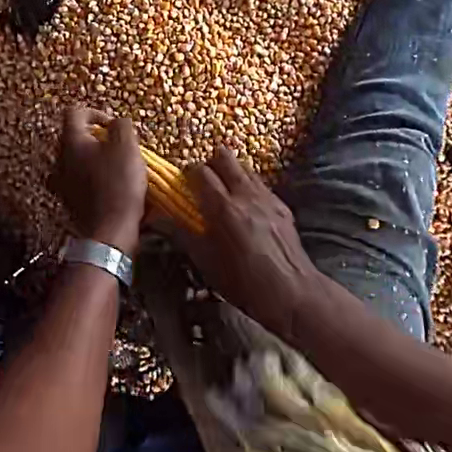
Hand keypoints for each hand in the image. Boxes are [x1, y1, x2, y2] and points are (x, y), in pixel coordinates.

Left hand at [50, 107, 145, 255]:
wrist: (110, 229)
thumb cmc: (118, 185)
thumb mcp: (127, 146)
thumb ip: (121, 125)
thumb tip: (118, 122)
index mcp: (71, 142)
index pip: (75, 113)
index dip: (96, 113)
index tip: (113, 126)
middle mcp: (60, 159)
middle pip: (75, 137)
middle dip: (97, 138)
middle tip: (117, 147)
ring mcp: (62, 182)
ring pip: (76, 159)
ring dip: (94, 159)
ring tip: (115, 167)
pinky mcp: (70, 200)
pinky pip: (79, 181)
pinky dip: (92, 179)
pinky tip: (109, 186)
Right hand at [179, 148, 321, 339]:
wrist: (293, 293)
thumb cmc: (244, 284)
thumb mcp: (206, 262)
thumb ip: (182, 235)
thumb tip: (158, 219)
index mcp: (223, 208)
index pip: (200, 171)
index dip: (188, 173)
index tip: (183, 183)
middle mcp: (246, 195)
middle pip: (225, 157)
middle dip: (211, 163)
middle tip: (203, 180)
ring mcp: (267, 198)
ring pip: (245, 167)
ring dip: (231, 172)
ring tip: (224, 191)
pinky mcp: (282, 206)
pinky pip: (260, 184)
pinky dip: (248, 187)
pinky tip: (245, 206)